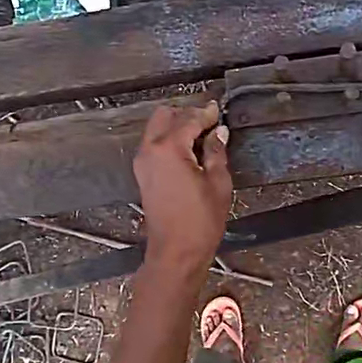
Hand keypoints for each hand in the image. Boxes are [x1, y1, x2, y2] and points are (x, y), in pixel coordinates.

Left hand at [133, 102, 232, 276]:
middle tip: (209, 122)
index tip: (218, 110)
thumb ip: (217, 152)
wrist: (176, 252)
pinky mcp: (143, 176)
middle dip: (186, 114)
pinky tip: (189, 151)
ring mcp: (143, 163)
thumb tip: (219, 133)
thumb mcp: (218, 183)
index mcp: (169, 148)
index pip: (189, 119)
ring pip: (156, 130)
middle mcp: (150, 150)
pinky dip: (169, 141)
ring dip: (176, 127)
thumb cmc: (201, 221)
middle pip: (165, 116)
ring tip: (202, 136)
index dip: (206, 113)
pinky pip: (154, 146)